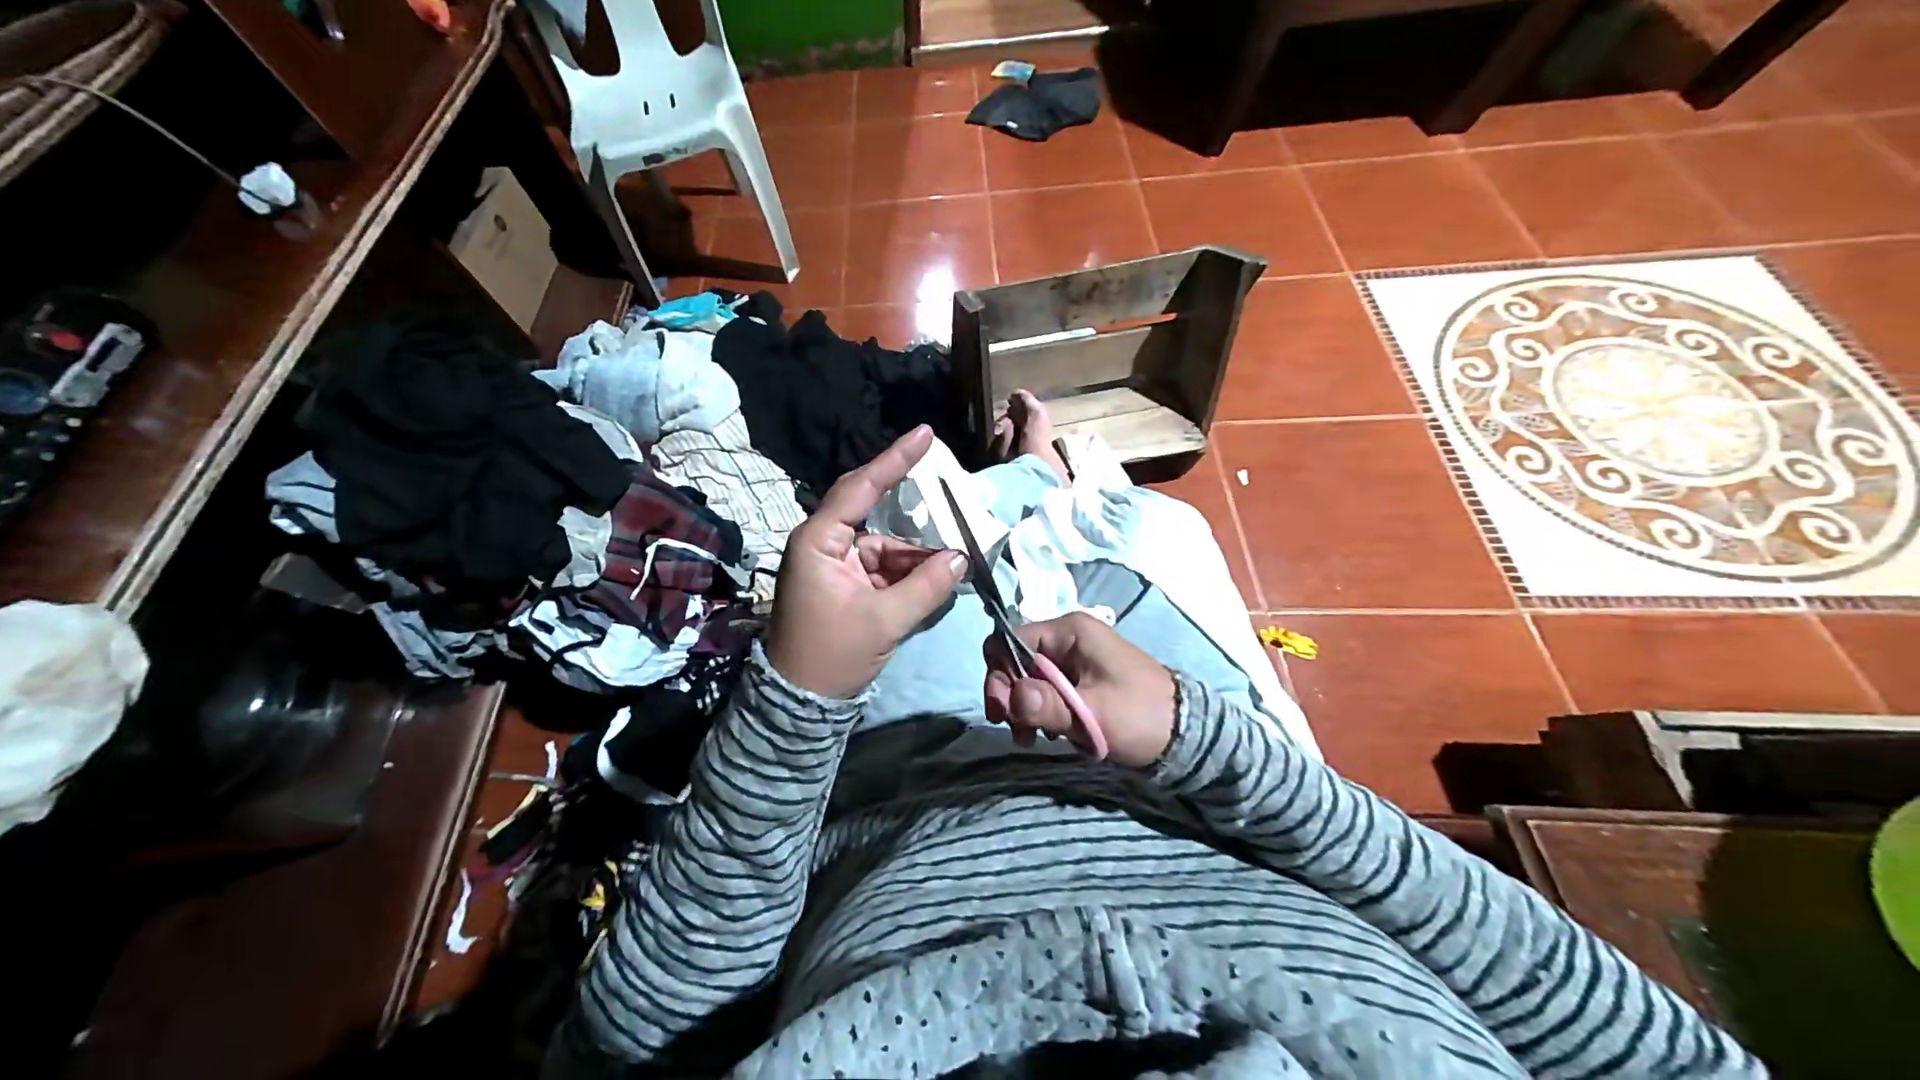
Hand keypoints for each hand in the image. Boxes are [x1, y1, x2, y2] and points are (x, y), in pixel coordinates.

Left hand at [766, 426, 967, 698]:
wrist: (800, 704)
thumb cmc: (831, 656)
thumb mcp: (883, 621)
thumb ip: (926, 586)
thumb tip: (962, 558)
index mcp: (819, 542)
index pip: (860, 488)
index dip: (894, 460)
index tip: (925, 434)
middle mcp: (824, 545)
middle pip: (874, 513)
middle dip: (912, 514)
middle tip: (948, 496)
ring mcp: (835, 566)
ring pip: (885, 547)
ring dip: (917, 557)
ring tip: (953, 565)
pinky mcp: (846, 586)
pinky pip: (884, 569)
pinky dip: (909, 575)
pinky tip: (936, 581)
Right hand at [983, 612, 1176, 767]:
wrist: (1186, 735)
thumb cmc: (1140, 716)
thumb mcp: (1093, 713)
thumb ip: (1049, 704)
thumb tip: (1011, 697)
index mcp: (1070, 631)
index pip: (1010, 640)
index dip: (999, 675)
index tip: (1004, 713)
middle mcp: (1069, 638)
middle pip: (1016, 661)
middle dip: (1013, 697)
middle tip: (1022, 734)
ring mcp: (1076, 658)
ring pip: (1030, 678)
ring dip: (1027, 708)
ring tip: (1038, 739)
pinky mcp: (1082, 679)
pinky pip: (1048, 690)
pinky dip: (1045, 711)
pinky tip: (1056, 733)